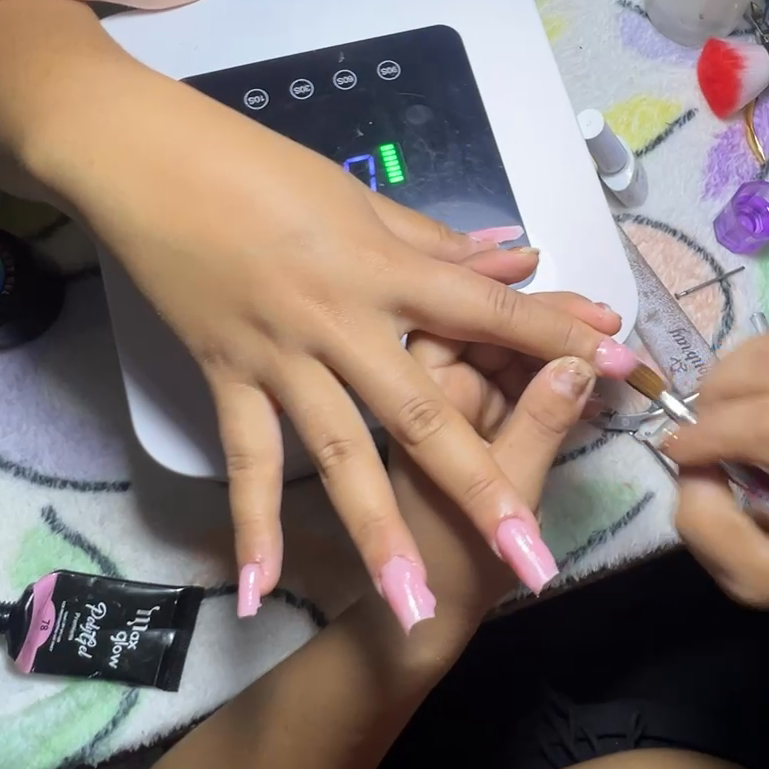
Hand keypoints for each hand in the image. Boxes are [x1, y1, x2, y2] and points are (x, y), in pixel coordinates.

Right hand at [68, 82, 633, 629]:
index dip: (558, 336)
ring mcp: (281, 359)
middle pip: (425, 414)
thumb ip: (437, 246)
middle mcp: (342, 324)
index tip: (621, 366)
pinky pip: (244, 460)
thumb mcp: (361, 201)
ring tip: (413, 607)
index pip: (490, 311)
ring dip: (376, 535)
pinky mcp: (225, 377)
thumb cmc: (262, 167)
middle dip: (482, 487)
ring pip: (338, 457)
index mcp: (385, 270)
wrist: (147, 160)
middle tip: (532, 555)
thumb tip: (514, 260)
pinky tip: (257, 593)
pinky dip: (249, 525)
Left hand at [378, 300, 604, 630]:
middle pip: (495, 326)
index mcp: (421, 386)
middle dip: (554, 320)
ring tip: (611, 339)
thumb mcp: (511, 485)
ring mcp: (457, 394)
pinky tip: (591, 371)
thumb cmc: (460, 552)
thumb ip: (543, 420)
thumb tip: (583, 361)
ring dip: (559, 343)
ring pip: (510, 349)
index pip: (477, 323)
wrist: (433, 608)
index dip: (539, 314)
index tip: (597, 320)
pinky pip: (517, 380)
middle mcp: (430, 377)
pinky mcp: (478, 413)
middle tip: (612, 321)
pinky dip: (554, 374)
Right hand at [664, 324, 768, 610]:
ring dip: (731, 371)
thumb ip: (712, 529)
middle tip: (698, 430)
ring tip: (720, 411)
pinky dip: (754, 358)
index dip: (714, 429)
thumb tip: (692, 462)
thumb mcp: (753, 582)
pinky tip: (751, 393)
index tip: (675, 448)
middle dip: (716, 394)